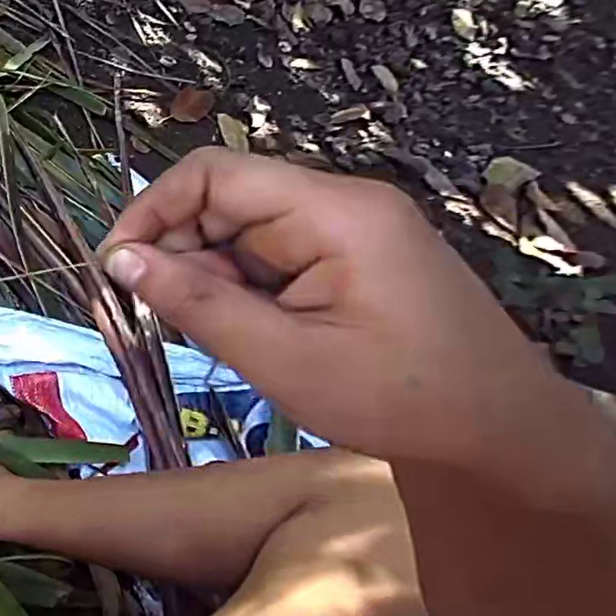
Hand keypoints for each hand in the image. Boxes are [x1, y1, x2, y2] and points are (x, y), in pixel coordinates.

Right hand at [101, 148, 605, 470]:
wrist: (500, 441)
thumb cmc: (398, 402)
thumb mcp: (281, 358)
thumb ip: (195, 304)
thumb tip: (118, 260)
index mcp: (332, 212)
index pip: (212, 174)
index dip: (150, 210)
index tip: (115, 266)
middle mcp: (335, 205)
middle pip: (221, 203)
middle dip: (177, 255)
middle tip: (161, 319)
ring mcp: (340, 232)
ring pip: (235, 236)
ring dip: (206, 281)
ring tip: (216, 338)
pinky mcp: (339, 260)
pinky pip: (261, 260)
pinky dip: (235, 294)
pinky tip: (245, 335)